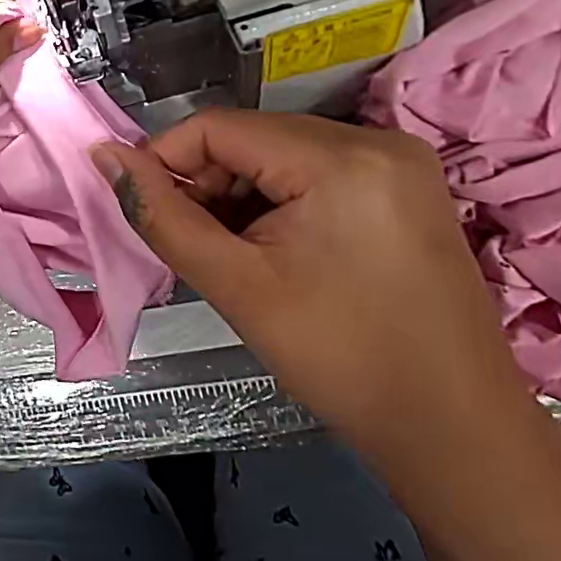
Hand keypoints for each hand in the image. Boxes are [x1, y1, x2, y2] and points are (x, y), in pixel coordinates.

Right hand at [91, 111, 560, 560]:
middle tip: (195, 241)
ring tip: (234, 250)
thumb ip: (161, 214)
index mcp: (340, 159)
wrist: (455, 432)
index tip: (144, 206)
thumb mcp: (235, 285)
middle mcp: (375, 139)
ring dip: (239, 191)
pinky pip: (314, 167)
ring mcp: (397, 159)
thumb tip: (105, 157)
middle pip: (250, 136)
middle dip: (206, 181)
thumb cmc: (341, 360)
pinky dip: (277, 196)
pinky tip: (273, 244)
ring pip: (279, 151)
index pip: (219, 127)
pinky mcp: (404, 182)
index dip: (166, 159)